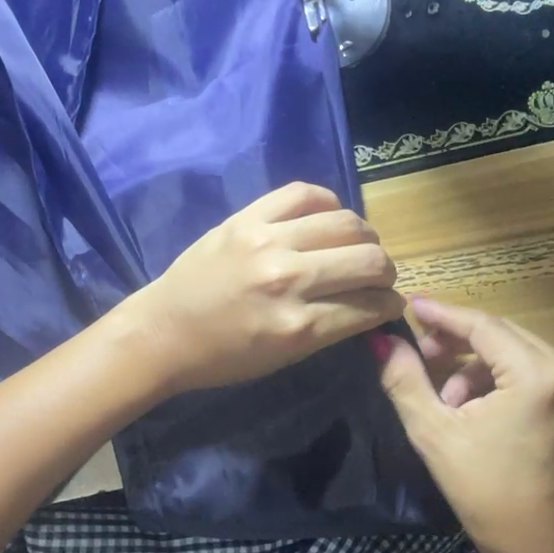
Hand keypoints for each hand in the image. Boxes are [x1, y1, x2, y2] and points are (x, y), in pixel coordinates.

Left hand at [113, 182, 405, 393]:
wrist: (162, 332)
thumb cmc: (222, 358)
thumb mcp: (283, 359)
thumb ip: (329, 329)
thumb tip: (372, 305)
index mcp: (298, 328)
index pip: (370, 307)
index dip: (390, 305)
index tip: (390, 304)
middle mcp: (289, 280)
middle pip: (369, 261)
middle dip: (386, 271)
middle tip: (379, 276)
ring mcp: (266, 242)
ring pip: (346, 223)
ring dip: (365, 237)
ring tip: (358, 246)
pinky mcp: (246, 218)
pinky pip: (305, 193)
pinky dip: (328, 203)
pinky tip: (330, 217)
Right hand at [375, 297, 553, 552]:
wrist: (537, 545)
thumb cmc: (483, 492)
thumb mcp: (434, 433)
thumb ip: (405, 380)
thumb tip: (380, 341)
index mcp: (538, 375)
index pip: (483, 326)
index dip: (443, 314)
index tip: (410, 306)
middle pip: (503, 334)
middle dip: (459, 340)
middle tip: (420, 354)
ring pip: (516, 353)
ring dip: (477, 365)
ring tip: (447, 401)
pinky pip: (532, 372)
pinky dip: (499, 380)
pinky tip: (474, 408)